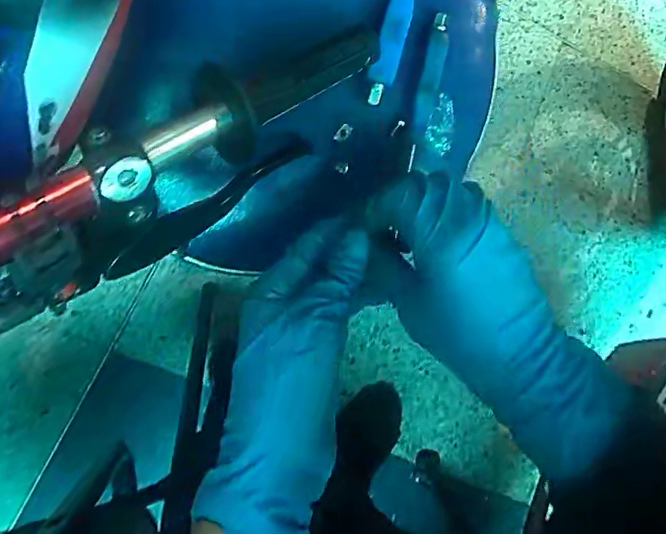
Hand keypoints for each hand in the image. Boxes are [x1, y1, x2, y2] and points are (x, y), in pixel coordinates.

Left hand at [193, 220, 369, 533]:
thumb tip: (358, 231)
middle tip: (391, 228)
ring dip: (358, 269)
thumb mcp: (315, 321)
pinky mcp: (317, 346)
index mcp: (271, 290)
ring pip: (332, 285)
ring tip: (394, 252)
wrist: (279, 457)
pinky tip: (382, 287)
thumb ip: (337, 275)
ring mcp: (300, 325)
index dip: (338, 225)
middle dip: (351, 246)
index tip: (372, 207)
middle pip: (320, 262)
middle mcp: (283, 302)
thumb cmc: (290, 380)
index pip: (307, 243)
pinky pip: (339, 308)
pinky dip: (358, 295)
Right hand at [366, 171, 628, 482]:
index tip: (363, 232)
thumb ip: (383, 264)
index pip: (397, 192)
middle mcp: (463, 207)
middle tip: (383, 233)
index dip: (375, 208)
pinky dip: (444, 211)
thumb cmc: (459, 333)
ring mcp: (484, 212)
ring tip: (409, 237)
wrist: (522, 351)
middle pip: (422, 183)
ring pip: (445, 188)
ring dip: (423, 203)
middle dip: (398, 201)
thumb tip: (363, 243)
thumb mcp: (409, 302)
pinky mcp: (498, 224)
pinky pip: (464, 202)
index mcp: (438, 224)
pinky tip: (436, 242)